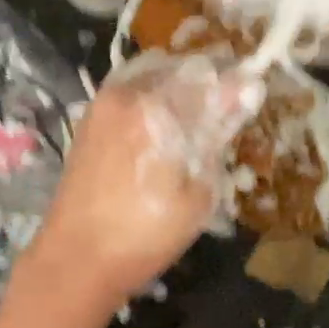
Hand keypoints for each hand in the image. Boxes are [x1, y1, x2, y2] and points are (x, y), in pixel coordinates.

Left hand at [28, 59, 252, 302]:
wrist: (76, 260)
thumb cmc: (143, 236)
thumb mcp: (197, 194)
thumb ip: (217, 138)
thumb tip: (241, 96)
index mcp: (156, 107)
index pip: (210, 76)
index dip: (237, 85)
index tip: (252, 95)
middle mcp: (126, 93)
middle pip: (179, 68)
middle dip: (206, 85)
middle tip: (222, 117)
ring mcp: (102, 104)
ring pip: (152, 76)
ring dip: (177, 90)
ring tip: (191, 125)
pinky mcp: (88, 120)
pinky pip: (130, 94)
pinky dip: (152, 102)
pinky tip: (160, 133)